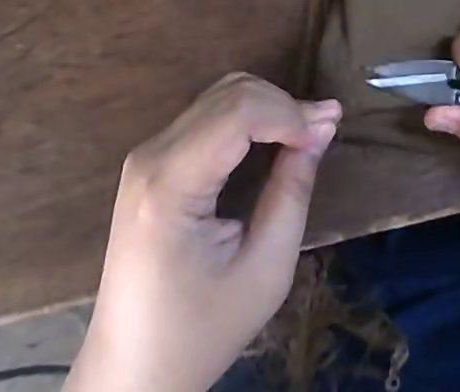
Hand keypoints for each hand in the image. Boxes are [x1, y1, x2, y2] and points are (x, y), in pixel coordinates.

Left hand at [71, 73, 338, 391]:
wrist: (132, 370)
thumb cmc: (200, 330)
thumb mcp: (265, 270)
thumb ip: (293, 191)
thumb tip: (322, 127)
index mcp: (169, 186)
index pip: (237, 113)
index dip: (289, 113)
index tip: (327, 132)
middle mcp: (151, 156)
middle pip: (229, 94)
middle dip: (284, 104)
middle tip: (325, 128)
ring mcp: (146, 155)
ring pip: (219, 95)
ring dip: (268, 105)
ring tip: (307, 130)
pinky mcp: (151, 161)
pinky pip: (208, 114)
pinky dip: (249, 115)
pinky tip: (276, 133)